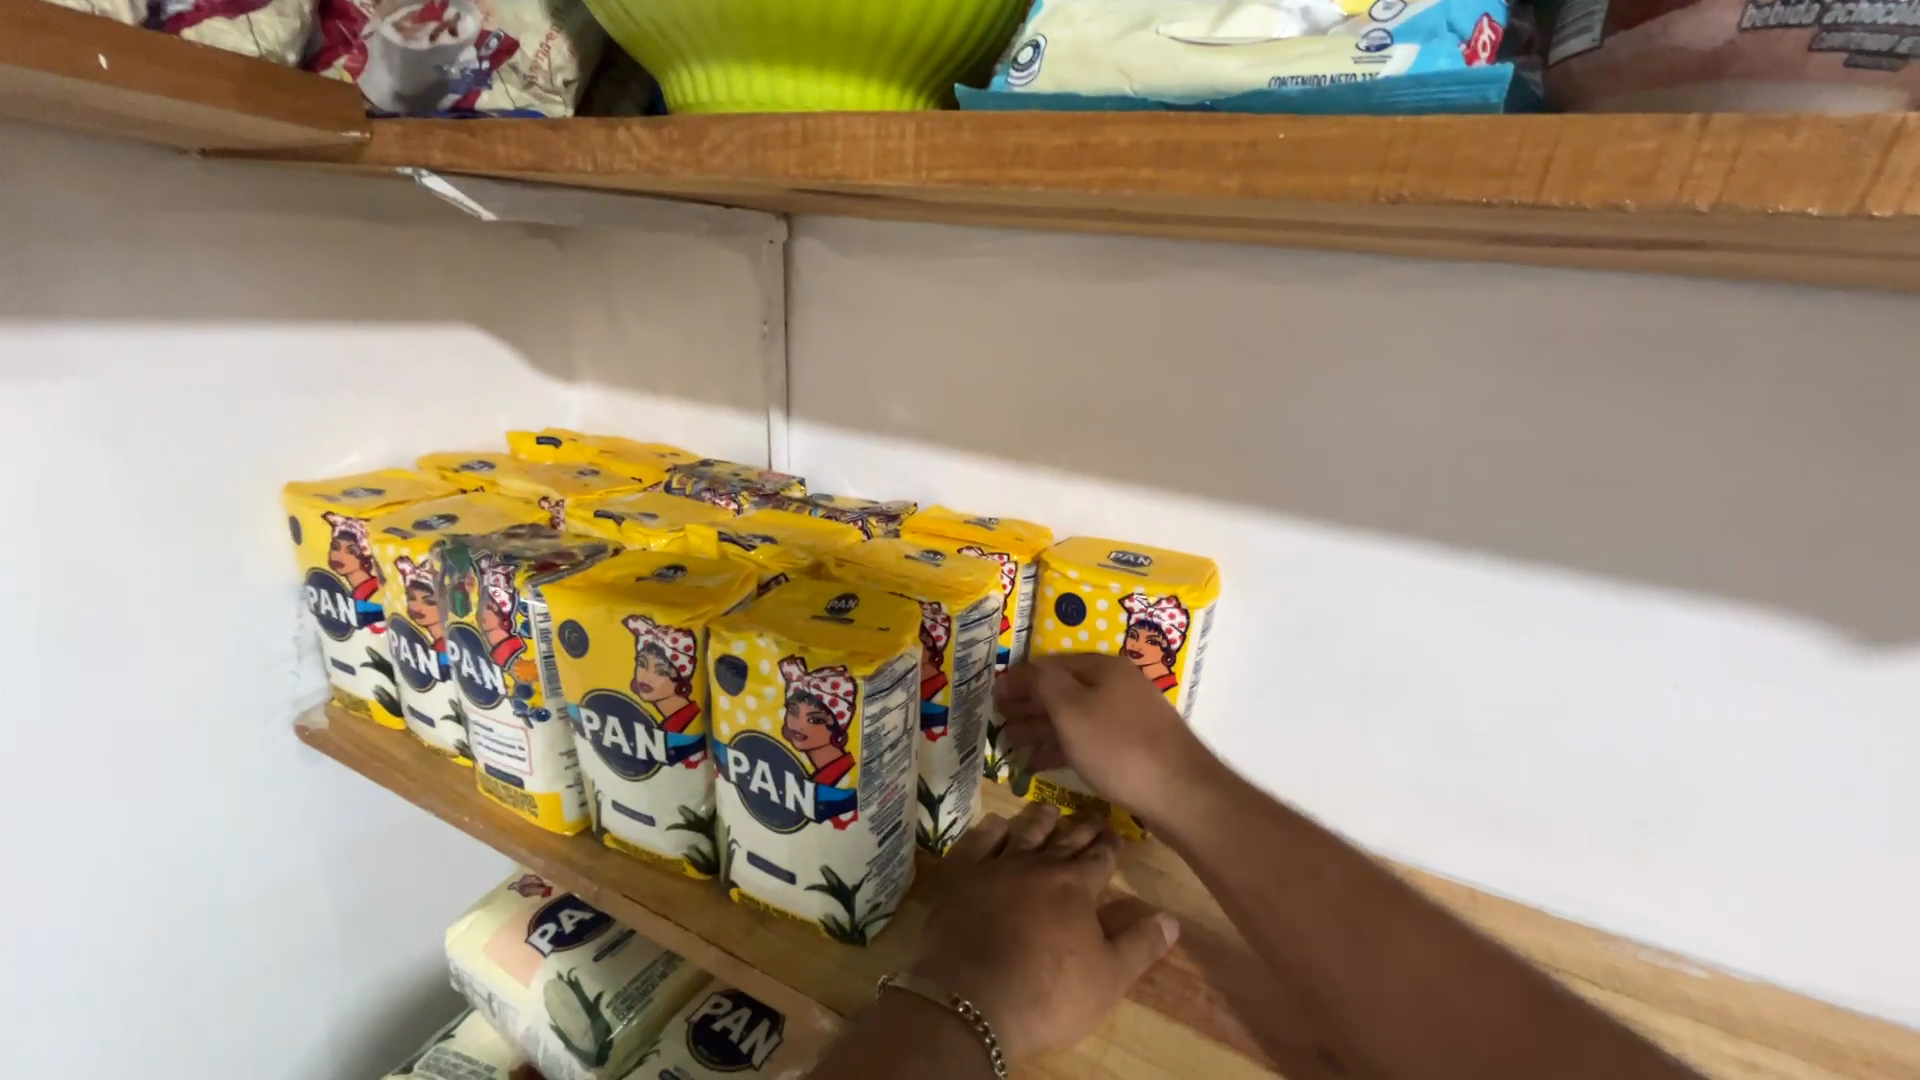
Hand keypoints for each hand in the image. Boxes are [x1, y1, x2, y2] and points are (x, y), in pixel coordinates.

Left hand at [909, 803, 1181, 1060]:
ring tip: (1050, 809)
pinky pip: (979, 840)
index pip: (1100, 857)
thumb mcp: (1108, 979)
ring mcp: (997, 865)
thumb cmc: (1049, 994)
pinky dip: (991, 829)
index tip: (1116, 832)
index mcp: (1076, 887)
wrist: (974, 1000)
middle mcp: (1039, 865)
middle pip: (1066, 839)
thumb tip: (1172, 919)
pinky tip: (997, 824)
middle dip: (1083, 827)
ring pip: (1024, 831)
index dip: (1110, 845)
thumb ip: (1140, 945)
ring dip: (1040, 818)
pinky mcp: (962, 873)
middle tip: (1093, 814)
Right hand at [993, 654, 1216, 823]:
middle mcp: (1115, 686)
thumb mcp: (1071, 709)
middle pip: (1061, 690)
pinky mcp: (1131, 748)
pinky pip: (1086, 740)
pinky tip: (1038, 763)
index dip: (1018, 679)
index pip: (1048, 665)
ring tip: (1010, 742)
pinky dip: (1061, 747)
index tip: (992, 696)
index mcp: (1102, 667)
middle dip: (1028, 704)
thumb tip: (1024, 670)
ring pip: (1073, 717)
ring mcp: (1125, 718)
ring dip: (1040, 727)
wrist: (1181, 793)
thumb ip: (1043, 683)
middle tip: (998, 721)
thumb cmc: (1118, 746)